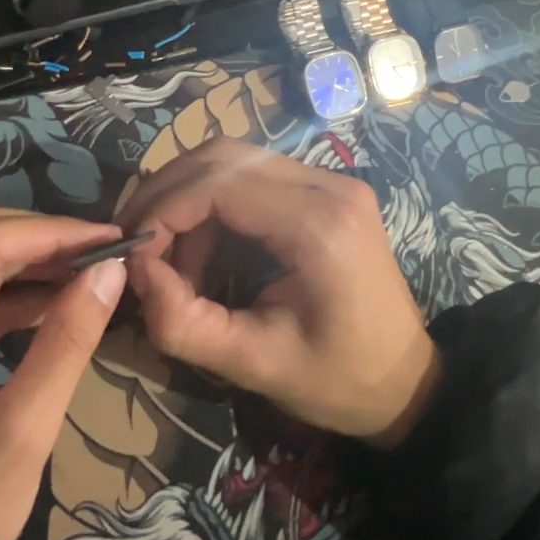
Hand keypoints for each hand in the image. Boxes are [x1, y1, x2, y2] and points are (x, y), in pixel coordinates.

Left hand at [0, 206, 127, 539]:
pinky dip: (3, 289)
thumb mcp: (22, 433)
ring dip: (24, 259)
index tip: (112, 237)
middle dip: (39, 238)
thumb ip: (66, 342)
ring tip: (88, 270)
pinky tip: (53, 297)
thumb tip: (112, 270)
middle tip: (102, 251)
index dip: (52, 232)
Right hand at [119, 138, 439, 447]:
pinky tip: (204, 252)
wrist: (407, 382)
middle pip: (221, 156)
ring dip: (188, 200)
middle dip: (168, 196)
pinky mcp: (325, 190)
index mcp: (319, 224)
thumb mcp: (256, 364)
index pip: (218, 183)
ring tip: (171, 258)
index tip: (132, 254)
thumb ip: (185, 322)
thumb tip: (134, 271)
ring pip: (232, 160)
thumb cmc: (338, 381)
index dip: (163, 210)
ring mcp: (330, 181)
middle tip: (137, 245)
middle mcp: (328, 184)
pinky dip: (213, 206)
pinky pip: (251, 176)